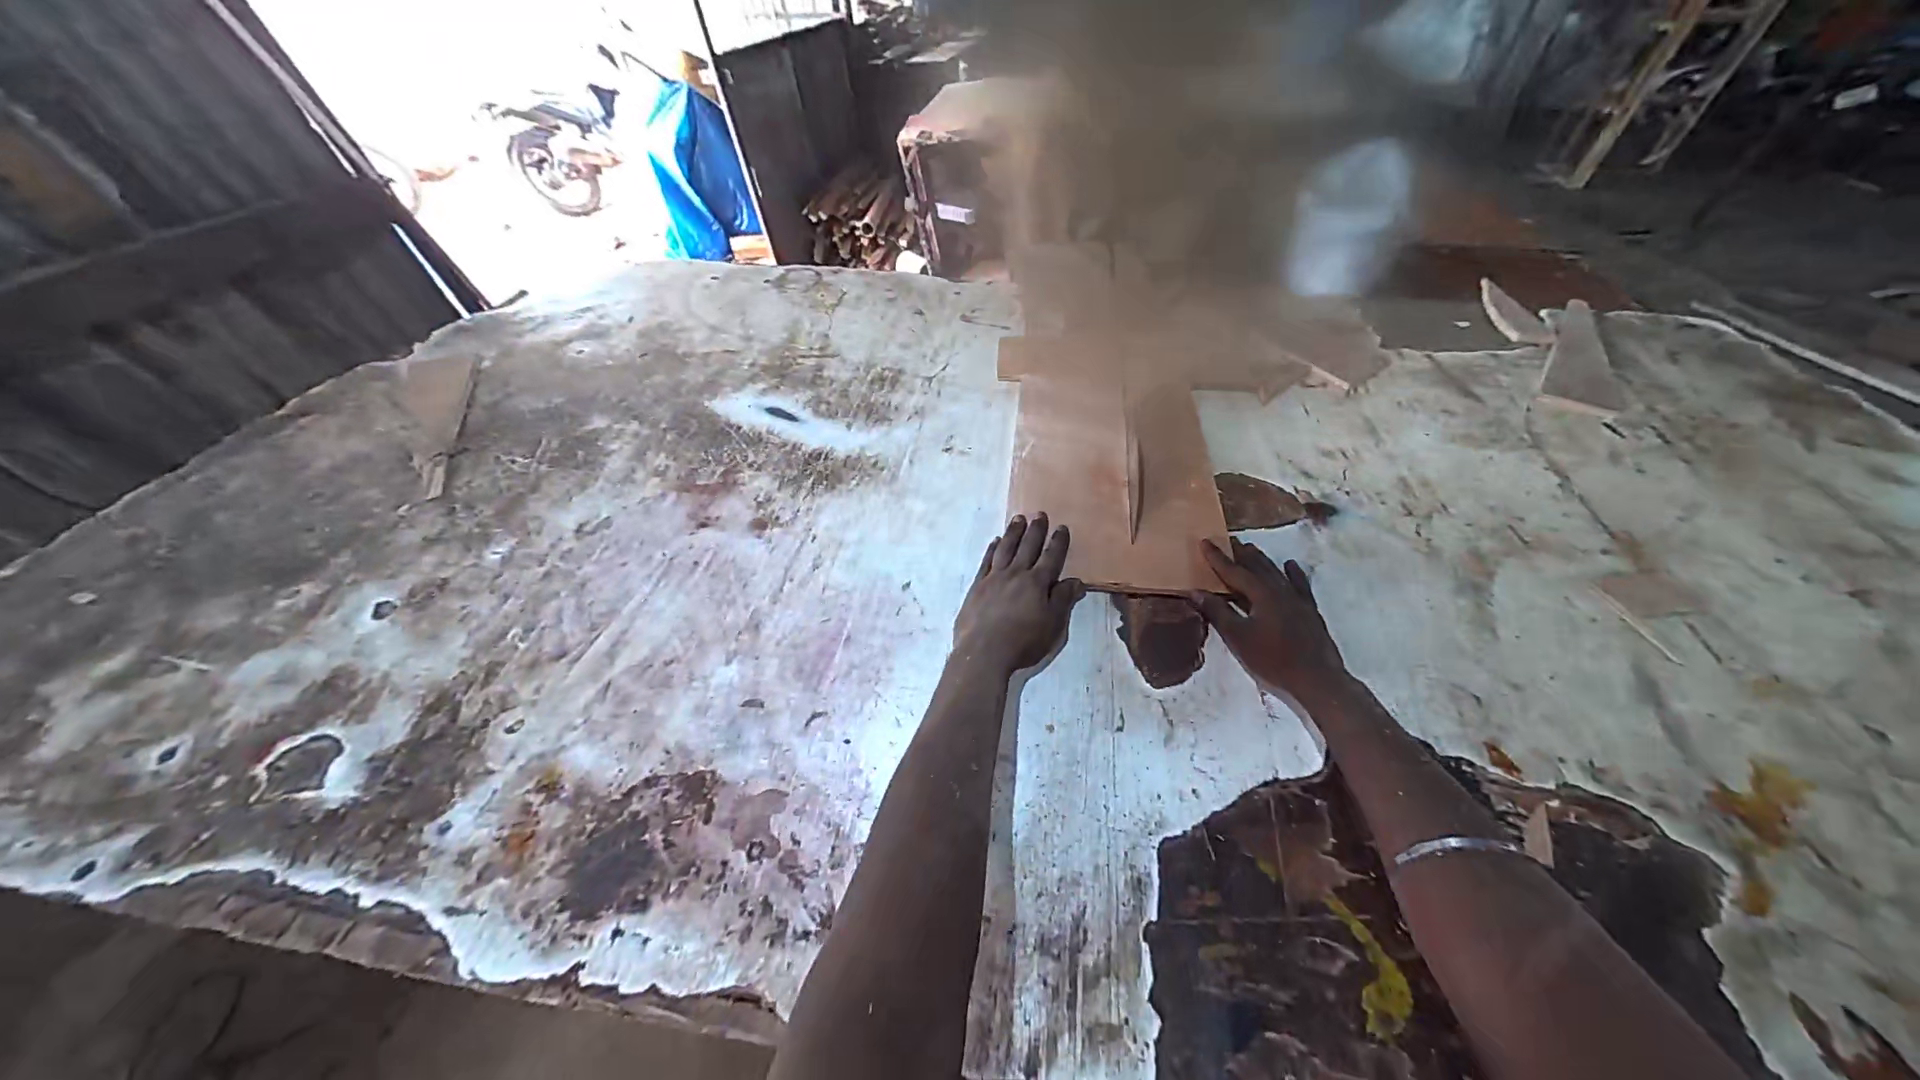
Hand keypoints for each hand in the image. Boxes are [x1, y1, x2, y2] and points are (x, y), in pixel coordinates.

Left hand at [954, 514, 1085, 672]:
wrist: (983, 652)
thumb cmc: (1023, 642)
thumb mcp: (1052, 625)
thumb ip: (1062, 600)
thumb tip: (1075, 581)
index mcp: (1036, 583)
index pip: (1051, 558)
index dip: (1058, 543)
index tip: (1061, 528)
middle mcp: (1015, 574)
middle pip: (1027, 547)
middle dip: (1035, 530)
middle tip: (1040, 514)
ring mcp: (993, 578)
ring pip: (1005, 549)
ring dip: (1013, 533)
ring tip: (1018, 519)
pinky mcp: (976, 587)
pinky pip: (986, 561)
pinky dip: (992, 549)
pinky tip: (995, 541)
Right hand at [1187, 539, 1347, 699]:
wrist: (1317, 680)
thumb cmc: (1273, 660)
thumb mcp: (1238, 637)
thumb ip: (1217, 612)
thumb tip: (1195, 592)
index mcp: (1262, 594)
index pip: (1234, 571)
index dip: (1217, 558)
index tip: (1205, 542)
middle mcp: (1280, 590)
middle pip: (1257, 566)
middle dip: (1240, 553)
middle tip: (1227, 540)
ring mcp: (1297, 600)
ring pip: (1275, 573)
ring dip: (1261, 560)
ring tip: (1250, 548)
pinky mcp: (1309, 611)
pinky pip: (1298, 585)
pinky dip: (1292, 573)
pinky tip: (1290, 565)